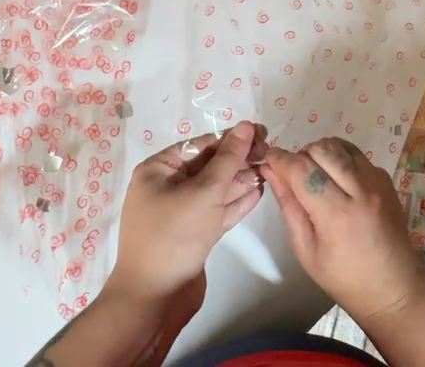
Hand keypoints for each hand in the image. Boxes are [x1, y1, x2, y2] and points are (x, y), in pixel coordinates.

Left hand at [110, 122, 268, 301]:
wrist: (154, 300)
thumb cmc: (174, 235)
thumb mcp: (205, 191)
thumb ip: (229, 158)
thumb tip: (246, 125)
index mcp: (158, 171)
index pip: (200, 144)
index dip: (232, 138)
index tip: (262, 133)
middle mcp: (166, 188)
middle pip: (208, 166)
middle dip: (238, 159)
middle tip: (270, 152)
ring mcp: (179, 213)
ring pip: (215, 189)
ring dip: (241, 180)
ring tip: (269, 169)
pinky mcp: (192, 235)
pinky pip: (216, 211)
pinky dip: (235, 202)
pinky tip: (259, 193)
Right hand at [263, 137, 424, 324]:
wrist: (393, 285)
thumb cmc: (344, 278)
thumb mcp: (306, 251)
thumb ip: (289, 207)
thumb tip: (271, 172)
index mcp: (336, 214)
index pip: (302, 170)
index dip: (280, 159)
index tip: (268, 158)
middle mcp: (360, 190)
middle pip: (322, 149)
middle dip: (301, 154)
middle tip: (293, 172)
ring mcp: (376, 180)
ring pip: (341, 145)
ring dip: (321, 152)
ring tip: (314, 174)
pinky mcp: (386, 177)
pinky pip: (357, 154)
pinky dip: (340, 158)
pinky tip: (336, 179)